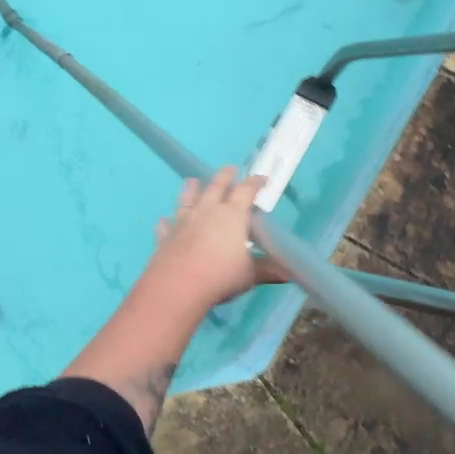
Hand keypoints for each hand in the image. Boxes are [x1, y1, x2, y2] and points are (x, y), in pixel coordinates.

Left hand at [145, 168, 289, 309]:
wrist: (178, 285)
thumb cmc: (221, 276)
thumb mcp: (250, 274)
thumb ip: (268, 270)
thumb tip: (290, 273)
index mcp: (232, 215)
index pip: (246, 192)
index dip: (254, 183)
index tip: (261, 178)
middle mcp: (207, 212)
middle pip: (216, 188)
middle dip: (224, 177)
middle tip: (230, 168)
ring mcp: (183, 222)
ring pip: (188, 199)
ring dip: (191, 189)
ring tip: (192, 181)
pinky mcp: (166, 236)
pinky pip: (166, 225)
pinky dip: (166, 222)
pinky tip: (164, 220)